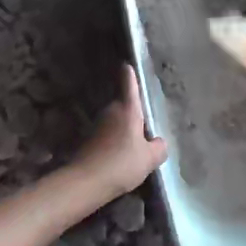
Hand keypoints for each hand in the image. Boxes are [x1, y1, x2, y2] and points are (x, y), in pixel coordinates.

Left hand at [72, 66, 168, 200]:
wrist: (86, 181)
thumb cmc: (122, 163)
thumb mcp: (150, 158)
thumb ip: (158, 147)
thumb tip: (158, 142)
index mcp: (128, 109)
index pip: (129, 83)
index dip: (130, 73)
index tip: (128, 64)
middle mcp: (111, 110)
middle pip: (124, 104)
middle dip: (133, 112)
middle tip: (145, 127)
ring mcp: (97, 124)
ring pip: (115, 121)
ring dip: (123, 129)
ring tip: (134, 147)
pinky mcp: (89, 139)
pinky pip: (107, 135)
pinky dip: (114, 141)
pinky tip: (120, 158)